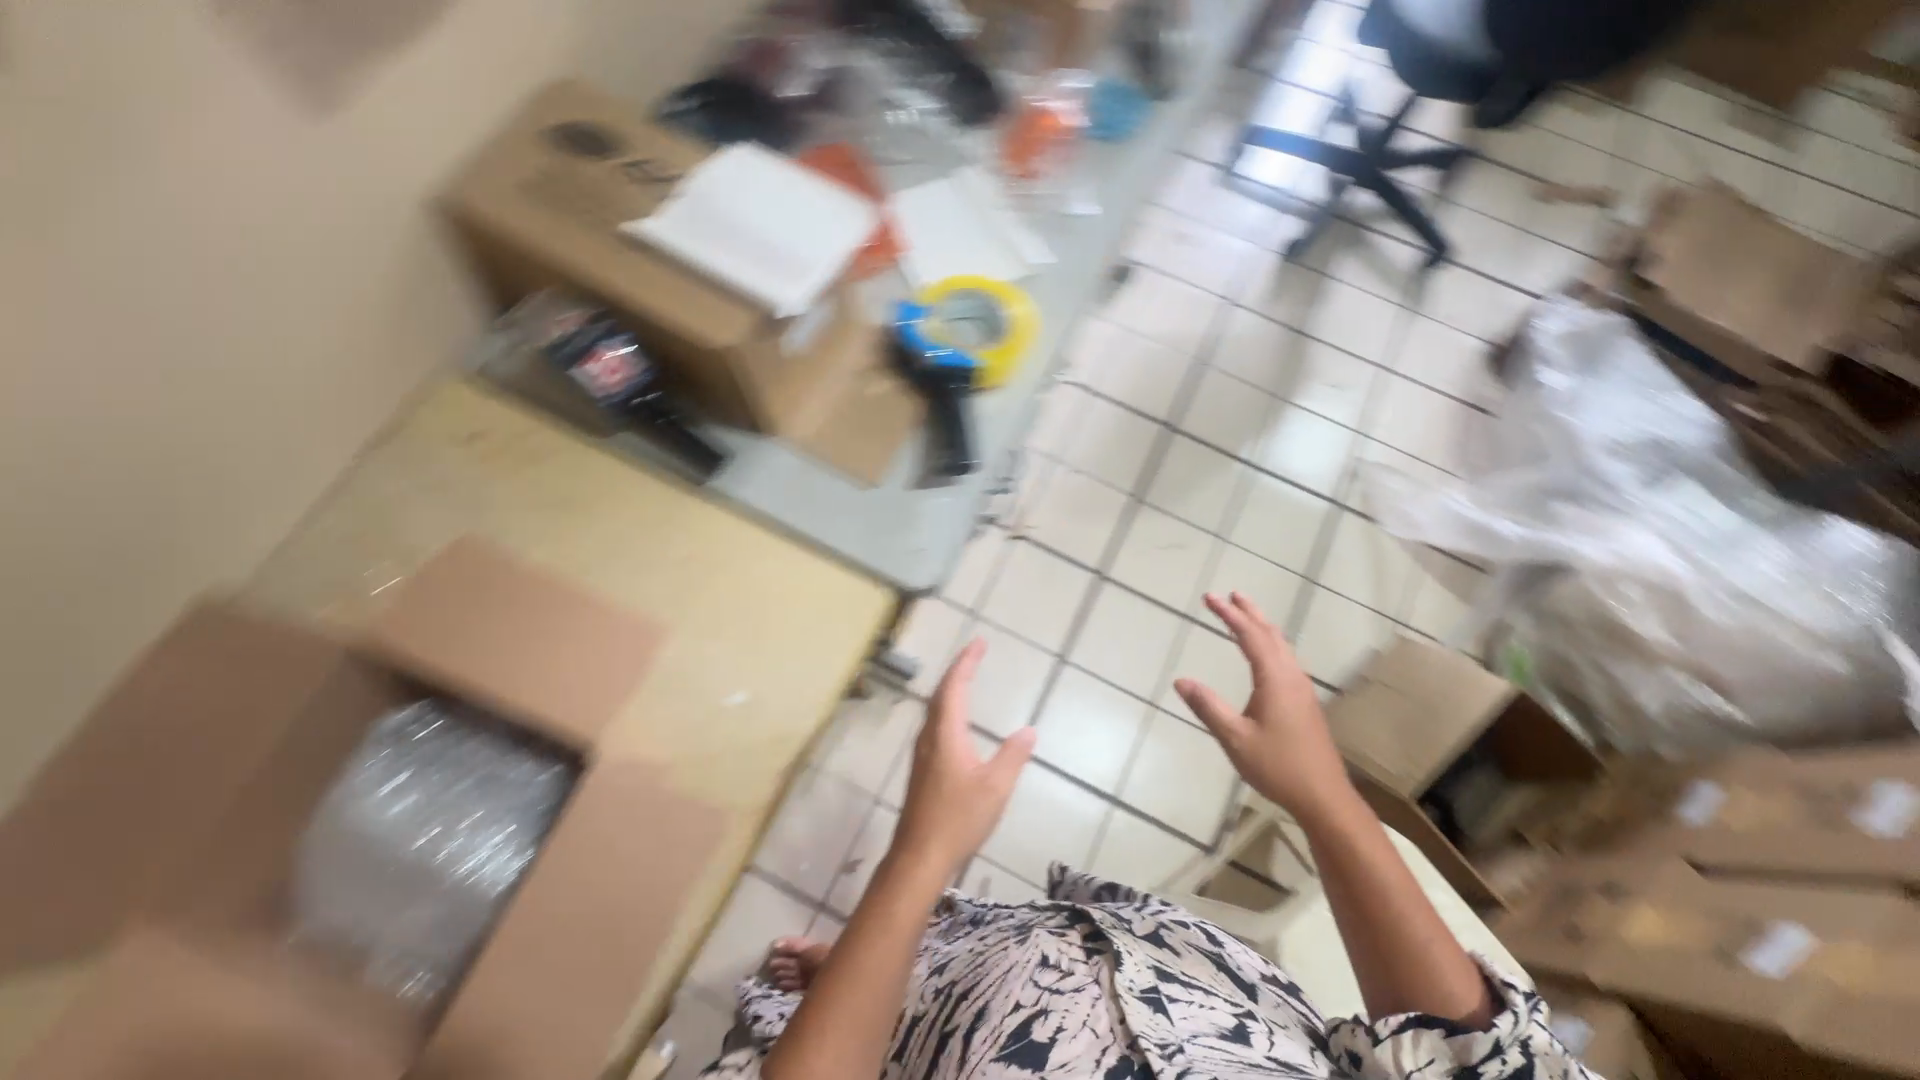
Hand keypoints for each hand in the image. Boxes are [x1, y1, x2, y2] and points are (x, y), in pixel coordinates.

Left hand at [892, 640, 1036, 876]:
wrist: (919, 855)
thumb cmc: (958, 819)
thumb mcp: (995, 788)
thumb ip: (1012, 757)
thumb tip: (1028, 731)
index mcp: (945, 734)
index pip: (954, 687)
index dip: (966, 663)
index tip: (979, 643)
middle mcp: (929, 738)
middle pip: (941, 694)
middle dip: (958, 671)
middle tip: (976, 654)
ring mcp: (922, 754)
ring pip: (935, 711)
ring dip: (950, 690)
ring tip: (966, 679)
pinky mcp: (922, 770)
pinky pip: (934, 725)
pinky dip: (947, 709)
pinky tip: (955, 722)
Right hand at [1175, 593, 1358, 824]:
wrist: (1323, 796)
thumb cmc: (1277, 766)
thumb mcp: (1234, 738)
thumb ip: (1208, 706)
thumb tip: (1181, 680)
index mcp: (1275, 679)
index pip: (1249, 636)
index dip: (1229, 615)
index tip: (1209, 598)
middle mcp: (1291, 676)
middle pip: (1270, 634)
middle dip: (1248, 613)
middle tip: (1229, 595)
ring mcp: (1301, 689)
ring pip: (1282, 646)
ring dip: (1262, 626)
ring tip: (1246, 614)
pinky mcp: (1304, 703)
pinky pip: (1286, 659)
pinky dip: (1271, 644)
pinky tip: (1266, 654)